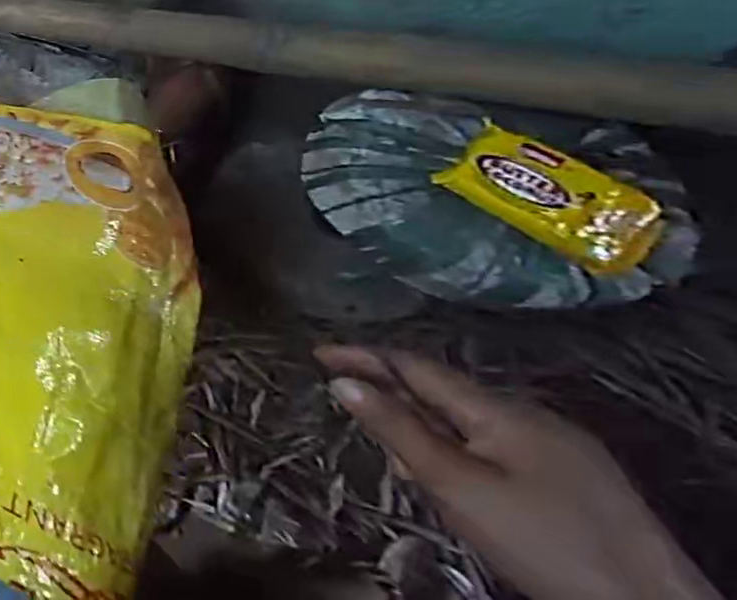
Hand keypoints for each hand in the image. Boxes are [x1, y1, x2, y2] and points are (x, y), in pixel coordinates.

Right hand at [317, 345, 719, 599]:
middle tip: (352, 410)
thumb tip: (342, 381)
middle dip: (394, 398)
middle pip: (443, 394)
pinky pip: (499, 448)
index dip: (363, 356)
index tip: (317, 353)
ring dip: (426, 429)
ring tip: (400, 457)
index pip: (416, 366)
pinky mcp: (579, 481)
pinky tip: (455, 480)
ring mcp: (563, 449)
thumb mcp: (456, 485)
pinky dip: (460, 451)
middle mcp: (533, 417)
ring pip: (471, 423)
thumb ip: (397, 429)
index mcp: (502, 411)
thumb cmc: (542, 542)